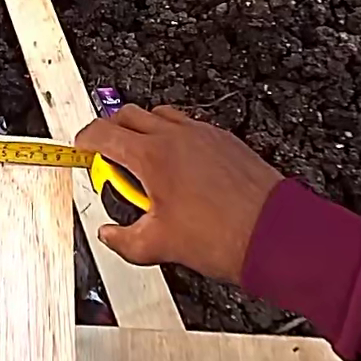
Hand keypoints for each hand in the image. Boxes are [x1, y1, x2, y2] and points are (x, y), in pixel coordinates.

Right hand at [75, 104, 282, 282]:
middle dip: (111, 133)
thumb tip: (111, 235)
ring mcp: (200, 133)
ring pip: (157, 115)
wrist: (280, 236)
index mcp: (151, 155)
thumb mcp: (161, 245)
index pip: (101, 133)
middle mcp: (173, 136)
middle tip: (112, 163)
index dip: (84, 141)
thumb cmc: (226, 237)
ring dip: (143, 131)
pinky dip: (173, 136)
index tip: (81, 151)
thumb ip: (125, 240)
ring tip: (147, 165)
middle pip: (125, 115)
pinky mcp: (223, 139)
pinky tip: (180, 168)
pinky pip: (187, 125)